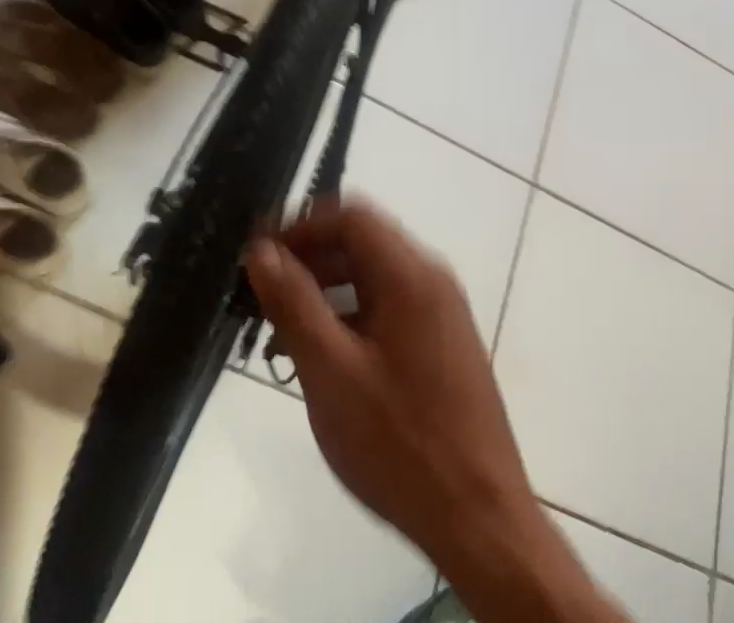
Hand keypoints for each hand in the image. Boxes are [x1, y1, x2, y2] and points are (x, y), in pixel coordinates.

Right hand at [248, 201, 630, 622]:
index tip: (255, 254)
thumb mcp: (331, 373)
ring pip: (374, 280)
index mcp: (411, 277)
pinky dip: (350, 319)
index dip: (299, 225)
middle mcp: (433, 283)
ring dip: (325, 294)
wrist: (478, 516)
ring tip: (280, 336)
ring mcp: (443, 316)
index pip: (350, 216)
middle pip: (362, 244)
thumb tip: (260, 251)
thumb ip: (293, 304)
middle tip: (259, 298)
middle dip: (308, 260)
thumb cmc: (399, 444)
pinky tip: (321, 361)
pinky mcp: (443, 348)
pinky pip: (389, 311)